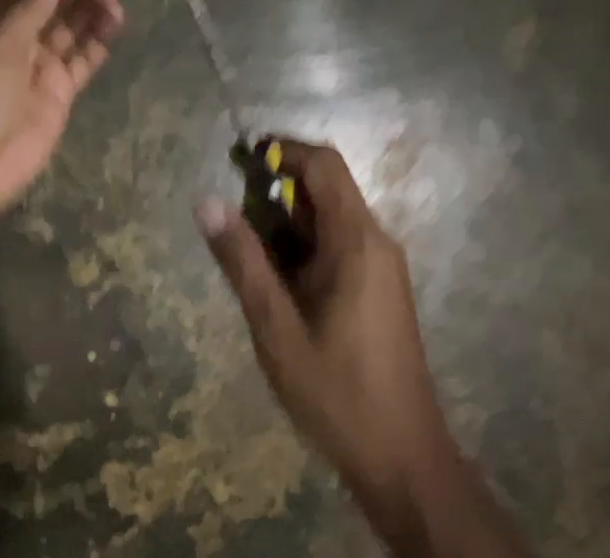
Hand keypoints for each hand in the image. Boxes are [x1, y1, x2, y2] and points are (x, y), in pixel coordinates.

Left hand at [0, 0, 125, 216]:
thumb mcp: (1, 42)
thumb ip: (33, 3)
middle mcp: (10, 41)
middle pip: (45, 1)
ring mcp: (36, 68)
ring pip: (68, 27)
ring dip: (89, 1)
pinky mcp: (59, 93)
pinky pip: (83, 59)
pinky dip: (99, 38)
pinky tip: (116, 15)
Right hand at [196, 139, 453, 518]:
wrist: (403, 458)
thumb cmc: (336, 391)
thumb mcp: (275, 326)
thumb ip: (242, 260)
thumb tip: (206, 200)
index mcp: (358, 242)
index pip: (324, 166)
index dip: (282, 150)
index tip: (238, 157)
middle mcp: (376, 243)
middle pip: (326, 188)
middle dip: (275, 187)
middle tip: (227, 210)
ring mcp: (380, 268)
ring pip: (329, 219)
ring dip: (285, 220)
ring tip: (241, 246)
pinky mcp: (377, 290)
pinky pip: (337, 245)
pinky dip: (301, 244)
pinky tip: (272, 278)